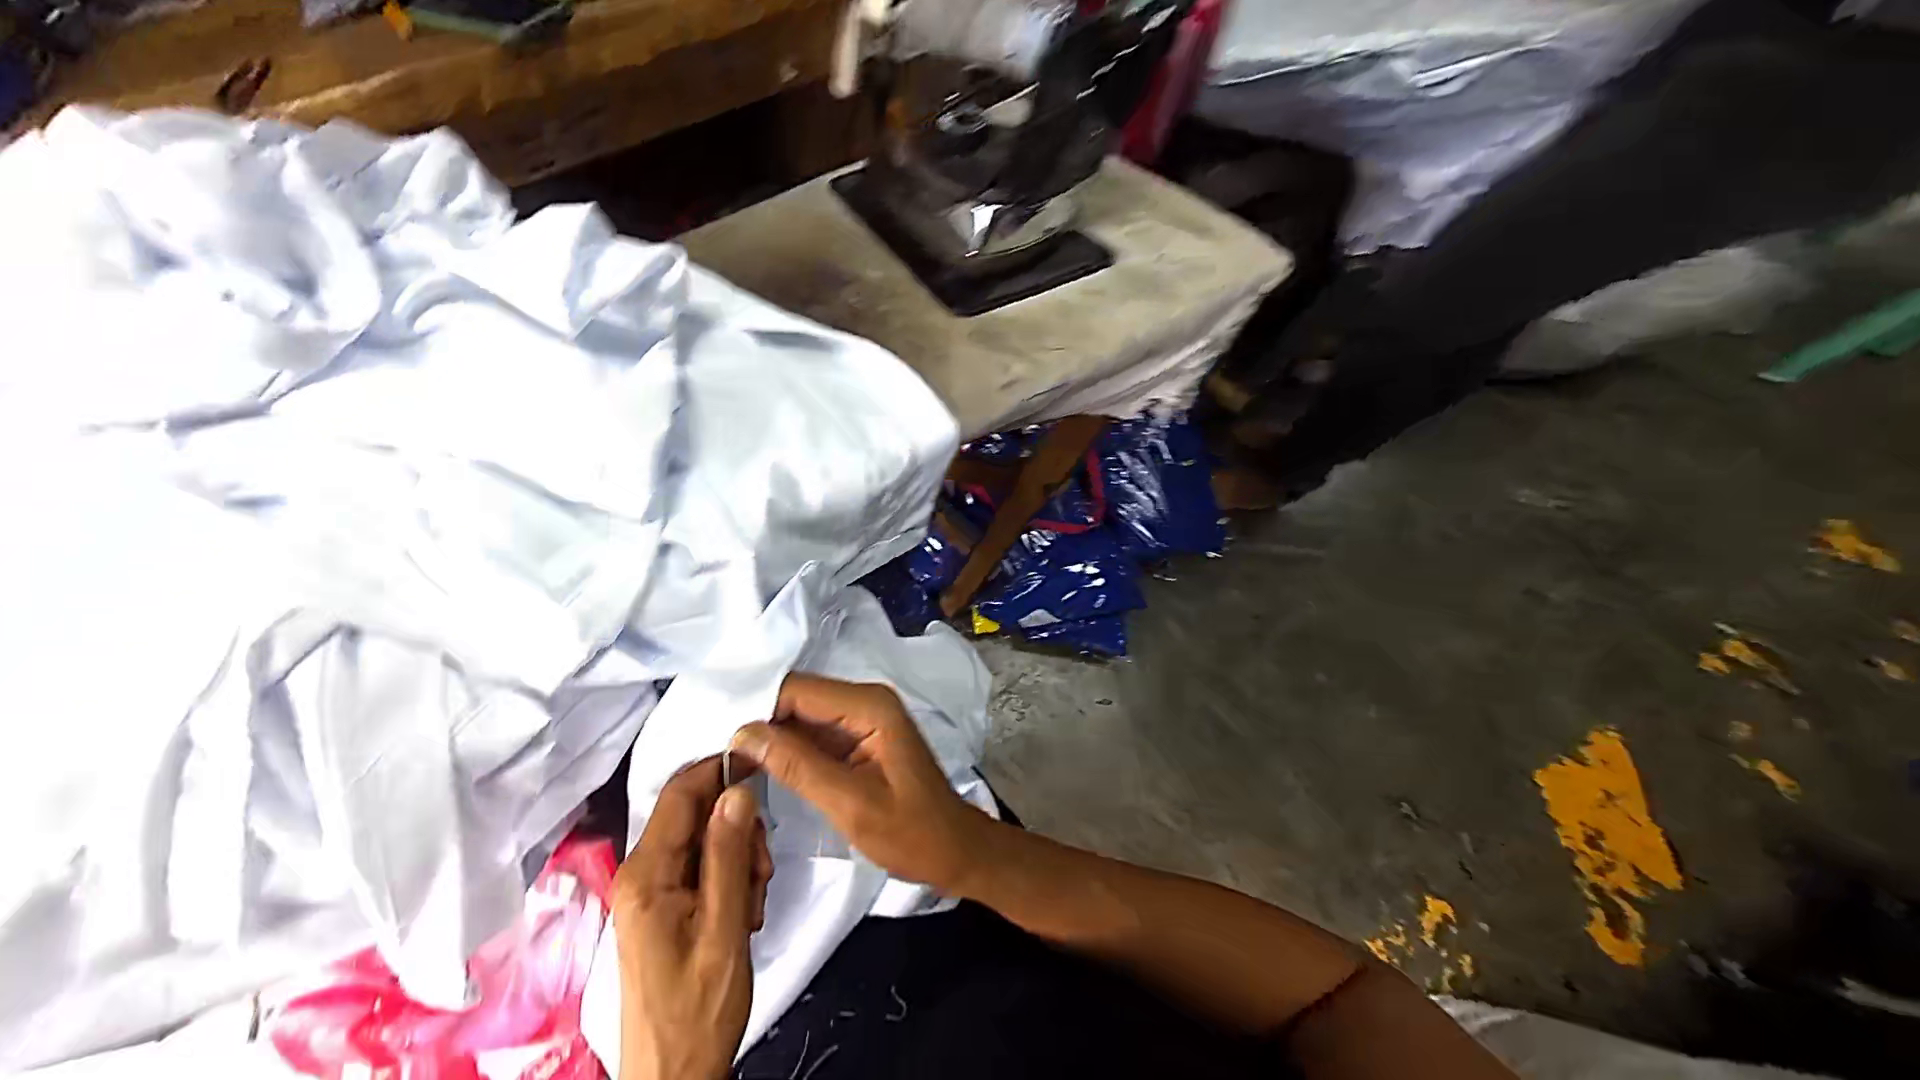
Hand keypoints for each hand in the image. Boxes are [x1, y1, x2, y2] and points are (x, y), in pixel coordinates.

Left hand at [611, 756, 772, 1079]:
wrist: (673, 1077)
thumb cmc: (698, 1008)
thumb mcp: (724, 928)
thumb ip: (728, 855)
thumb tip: (737, 789)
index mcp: (646, 874)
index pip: (681, 793)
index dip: (720, 770)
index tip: (764, 767)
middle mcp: (641, 873)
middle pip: (696, 815)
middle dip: (738, 829)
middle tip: (762, 871)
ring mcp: (651, 891)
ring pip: (706, 840)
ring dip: (740, 857)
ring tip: (753, 903)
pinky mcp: (664, 908)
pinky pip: (703, 868)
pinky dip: (731, 879)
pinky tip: (743, 913)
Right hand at [730, 673, 998, 894]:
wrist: (954, 850)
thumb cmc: (910, 832)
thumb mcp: (851, 804)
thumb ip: (798, 765)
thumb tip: (742, 734)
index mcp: (869, 705)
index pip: (796, 690)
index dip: (756, 712)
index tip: (721, 744)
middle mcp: (865, 700)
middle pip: (796, 699)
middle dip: (759, 724)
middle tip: (719, 758)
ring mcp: (862, 717)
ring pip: (801, 716)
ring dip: (769, 737)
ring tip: (729, 764)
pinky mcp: (857, 737)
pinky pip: (813, 733)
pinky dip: (787, 749)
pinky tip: (758, 768)